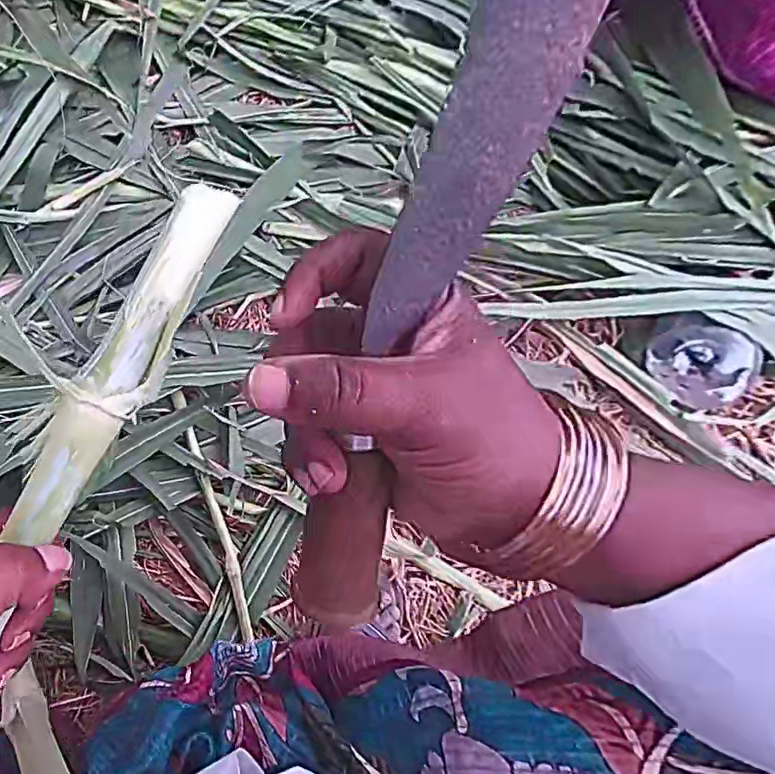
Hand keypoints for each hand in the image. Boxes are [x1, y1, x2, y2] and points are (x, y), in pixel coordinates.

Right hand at [249, 228, 561, 557]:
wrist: (511, 514)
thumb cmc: (497, 440)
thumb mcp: (418, 402)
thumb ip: (339, 390)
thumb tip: (263, 381)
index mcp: (414, 305)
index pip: (352, 259)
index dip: (312, 276)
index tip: (284, 315)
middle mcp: (381, 340)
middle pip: (307, 338)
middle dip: (297, 384)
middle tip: (303, 418)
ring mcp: (361, 388)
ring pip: (297, 392)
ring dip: (303, 434)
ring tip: (329, 471)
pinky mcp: (348, 431)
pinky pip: (302, 432)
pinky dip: (306, 458)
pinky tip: (329, 480)